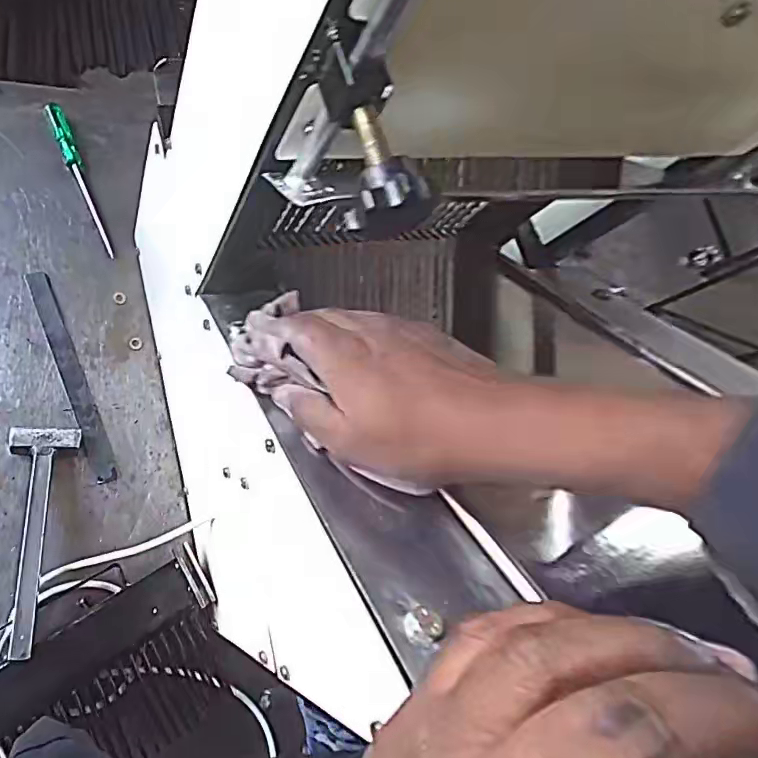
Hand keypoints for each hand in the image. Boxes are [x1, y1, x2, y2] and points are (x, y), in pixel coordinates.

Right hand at [229, 301, 748, 508]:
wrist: (498, 425)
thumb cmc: (426, 436)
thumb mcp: (347, 440)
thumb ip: (308, 413)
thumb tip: (286, 396)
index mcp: (339, 353)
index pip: (292, 328)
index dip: (270, 335)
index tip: (259, 346)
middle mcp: (366, 331)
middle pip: (318, 317)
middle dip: (295, 331)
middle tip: (283, 352)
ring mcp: (398, 330)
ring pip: (349, 320)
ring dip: (327, 333)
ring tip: (321, 359)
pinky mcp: (424, 338)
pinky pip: (378, 329)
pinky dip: (359, 339)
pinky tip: (367, 365)